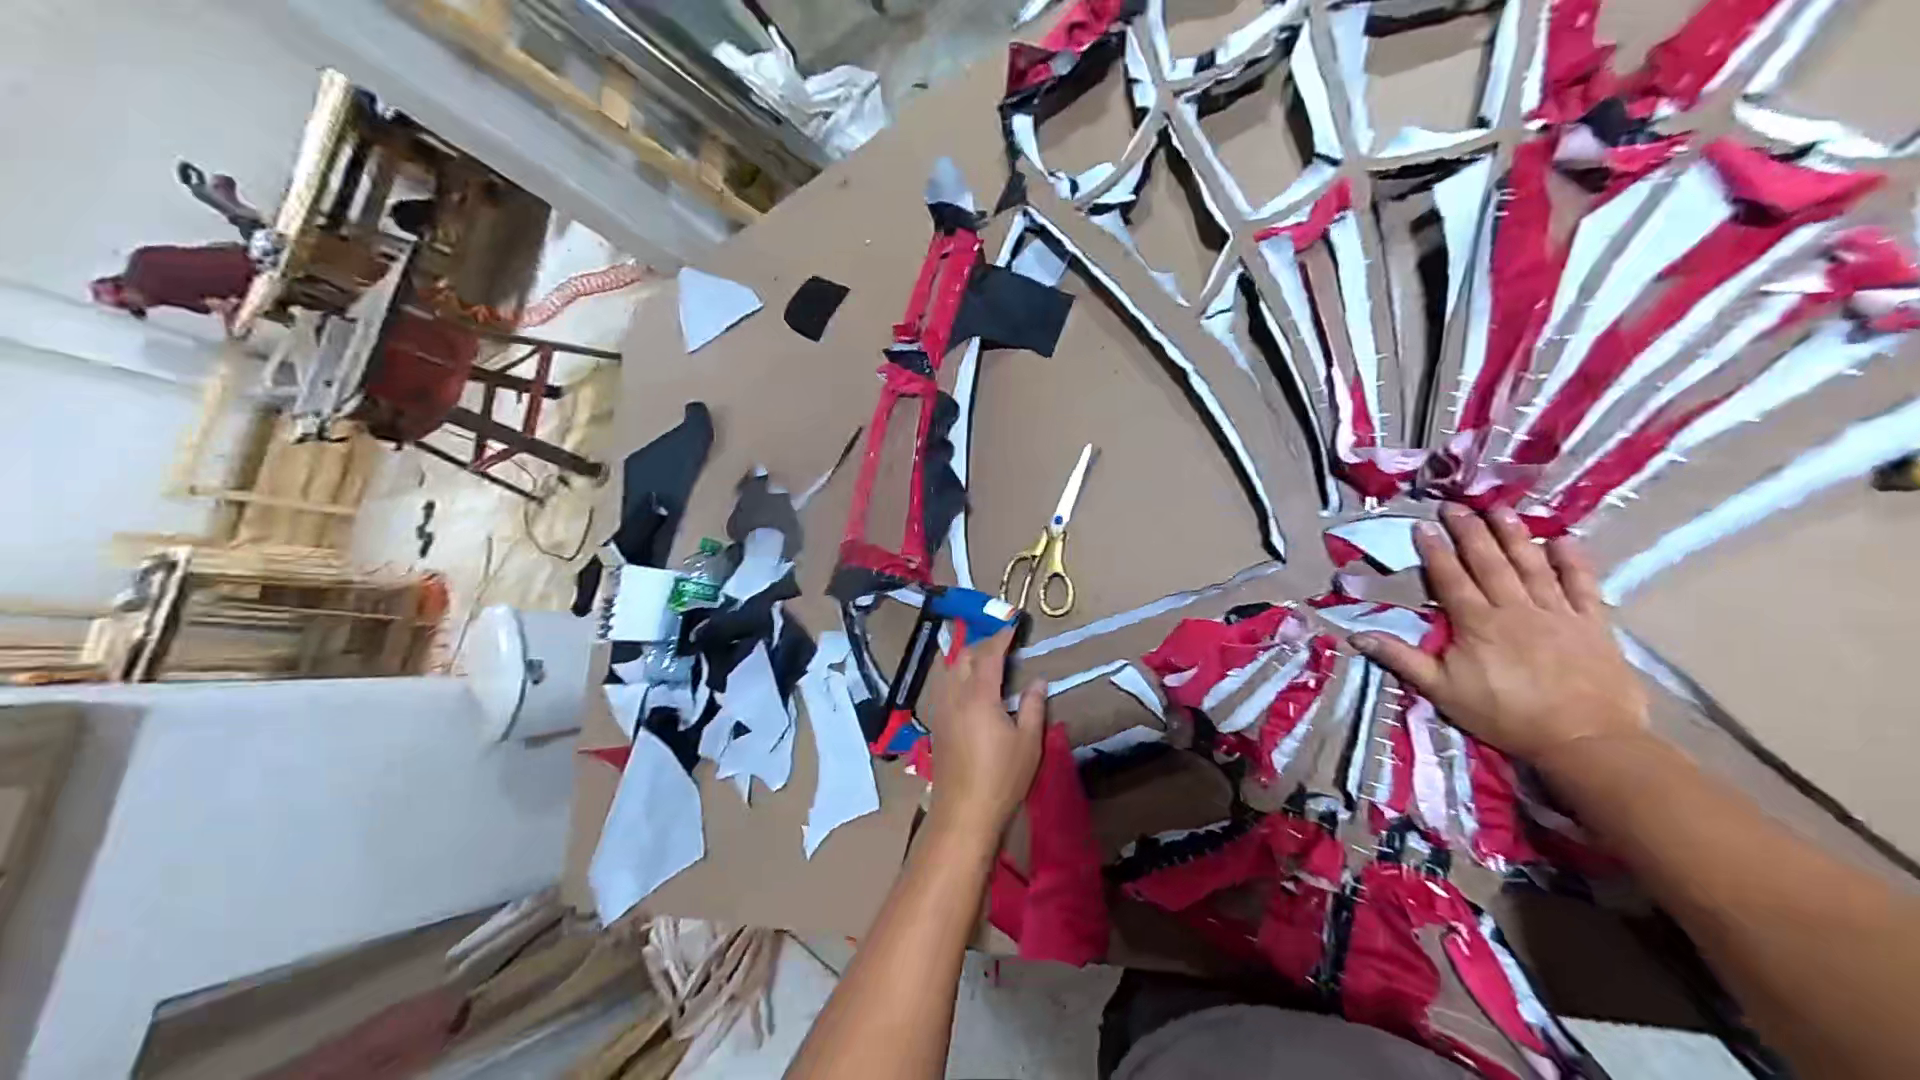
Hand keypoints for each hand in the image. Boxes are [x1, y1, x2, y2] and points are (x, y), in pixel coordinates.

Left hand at [922, 626, 1045, 837]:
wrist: (963, 812)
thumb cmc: (1002, 778)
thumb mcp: (1029, 742)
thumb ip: (1034, 706)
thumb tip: (1038, 681)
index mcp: (979, 695)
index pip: (988, 655)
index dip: (1001, 637)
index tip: (1013, 625)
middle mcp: (955, 696)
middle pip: (962, 656)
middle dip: (981, 644)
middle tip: (1002, 644)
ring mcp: (941, 710)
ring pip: (948, 670)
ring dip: (965, 658)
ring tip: (985, 661)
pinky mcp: (937, 725)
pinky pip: (944, 686)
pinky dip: (957, 675)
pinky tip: (969, 687)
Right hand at [1350, 505, 1648, 763]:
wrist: (1585, 740)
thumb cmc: (1506, 717)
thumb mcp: (1443, 692)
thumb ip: (1402, 659)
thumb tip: (1357, 635)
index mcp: (1477, 623)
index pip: (1450, 578)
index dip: (1435, 551)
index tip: (1423, 525)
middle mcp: (1515, 609)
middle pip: (1489, 562)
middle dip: (1470, 531)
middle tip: (1456, 506)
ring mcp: (1557, 613)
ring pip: (1532, 564)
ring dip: (1514, 535)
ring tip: (1501, 509)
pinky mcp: (1593, 624)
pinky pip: (1582, 584)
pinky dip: (1573, 560)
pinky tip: (1562, 539)